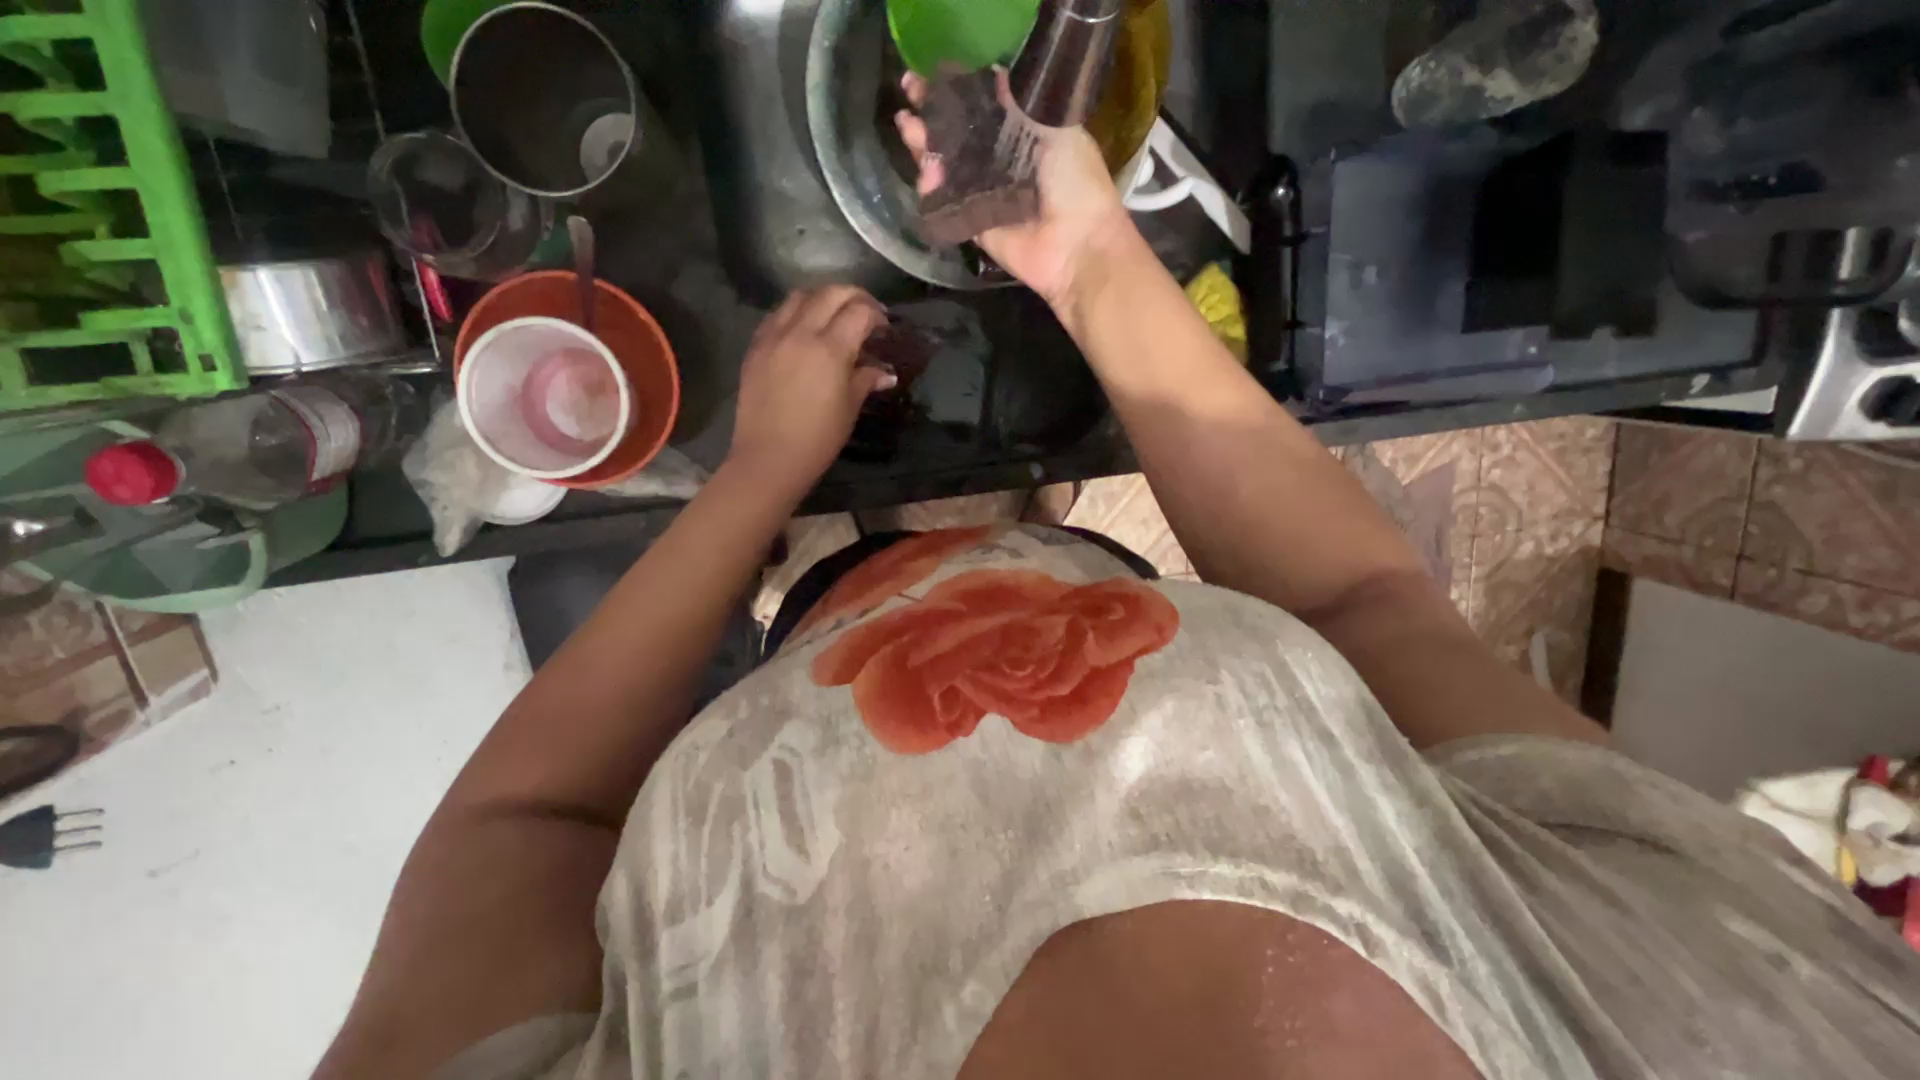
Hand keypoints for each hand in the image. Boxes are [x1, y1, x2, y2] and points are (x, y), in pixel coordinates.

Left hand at [726, 286, 894, 496]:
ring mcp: (773, 337)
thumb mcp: (849, 408)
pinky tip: (802, 330)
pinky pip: (776, 315)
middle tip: (864, 311)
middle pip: (830, 293)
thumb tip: (885, 372)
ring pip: (799, 296)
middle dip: (853, 296)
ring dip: (821, 298)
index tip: (883, 328)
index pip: (860, 312)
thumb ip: (866, 380)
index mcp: (830, 349)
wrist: (768, 458)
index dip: (877, 314)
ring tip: (832, 315)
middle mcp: (800, 332)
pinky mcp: (755, 347)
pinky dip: (794, 313)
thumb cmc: (818, 439)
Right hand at [894, 70, 1135, 308]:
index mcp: (1024, 134)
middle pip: (958, 134)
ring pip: (946, 165)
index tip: (934, 71)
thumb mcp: (1057, 127)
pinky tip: (927, 174)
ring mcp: (984, 192)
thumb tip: (995, 75)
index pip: (983, 106)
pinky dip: (932, 187)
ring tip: (908, 125)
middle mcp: (1002, 161)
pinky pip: (946, 201)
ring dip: (925, 144)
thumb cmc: (1077, 181)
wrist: (1077, 244)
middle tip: (909, 90)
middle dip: (933, 113)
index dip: (959, 90)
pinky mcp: (972, 221)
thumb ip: (1022, 104)